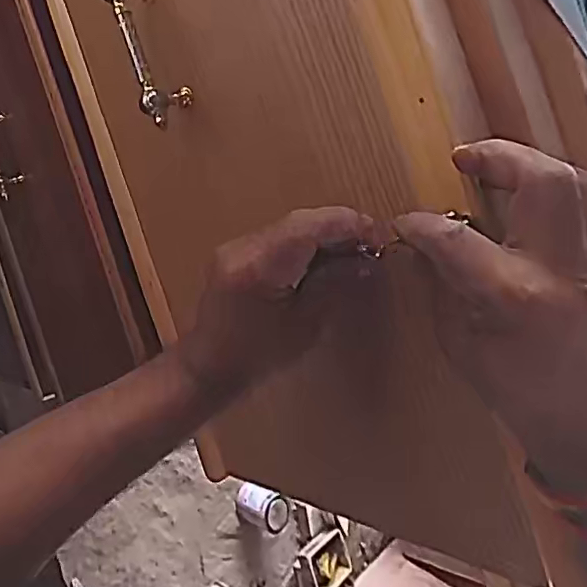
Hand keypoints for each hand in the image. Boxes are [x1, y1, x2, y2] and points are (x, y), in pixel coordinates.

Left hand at [173, 207, 390, 403]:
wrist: (207, 365)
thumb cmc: (256, 356)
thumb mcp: (304, 324)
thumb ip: (331, 283)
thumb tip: (363, 258)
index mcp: (258, 266)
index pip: (309, 227)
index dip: (348, 225)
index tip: (379, 238)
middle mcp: (241, 248)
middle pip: (299, 221)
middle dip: (339, 227)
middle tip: (372, 245)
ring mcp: (233, 247)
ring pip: (288, 225)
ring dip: (322, 233)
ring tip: (353, 251)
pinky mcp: (233, 253)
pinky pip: (276, 236)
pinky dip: (303, 241)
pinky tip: (322, 257)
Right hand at [396, 140, 586, 493]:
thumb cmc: (516, 391)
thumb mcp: (458, 341)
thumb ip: (441, 284)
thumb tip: (421, 243)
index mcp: (516, 298)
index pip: (458, 239)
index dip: (421, 223)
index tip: (403, 221)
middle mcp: (565, 272)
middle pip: (546, 185)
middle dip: (500, 158)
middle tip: (464, 158)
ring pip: (583, 185)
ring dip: (536, 164)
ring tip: (499, 165)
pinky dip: (561, 187)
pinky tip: (533, 195)